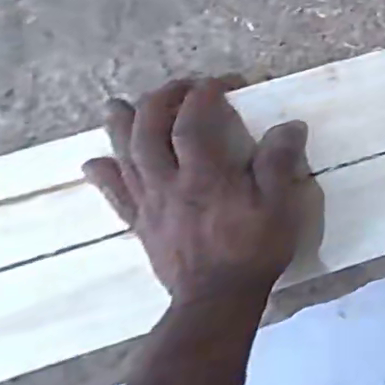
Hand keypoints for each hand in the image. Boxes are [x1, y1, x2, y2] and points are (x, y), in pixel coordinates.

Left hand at [83, 76, 320, 300]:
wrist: (215, 302)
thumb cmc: (252, 251)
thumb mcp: (280, 206)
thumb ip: (280, 162)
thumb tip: (290, 126)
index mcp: (204, 175)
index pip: (193, 122)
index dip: (203, 94)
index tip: (222, 82)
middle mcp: (169, 182)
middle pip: (149, 130)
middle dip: (162, 100)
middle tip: (181, 87)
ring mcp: (150, 203)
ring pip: (125, 156)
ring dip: (121, 125)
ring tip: (118, 104)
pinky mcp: (141, 224)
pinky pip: (116, 195)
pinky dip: (104, 174)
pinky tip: (94, 161)